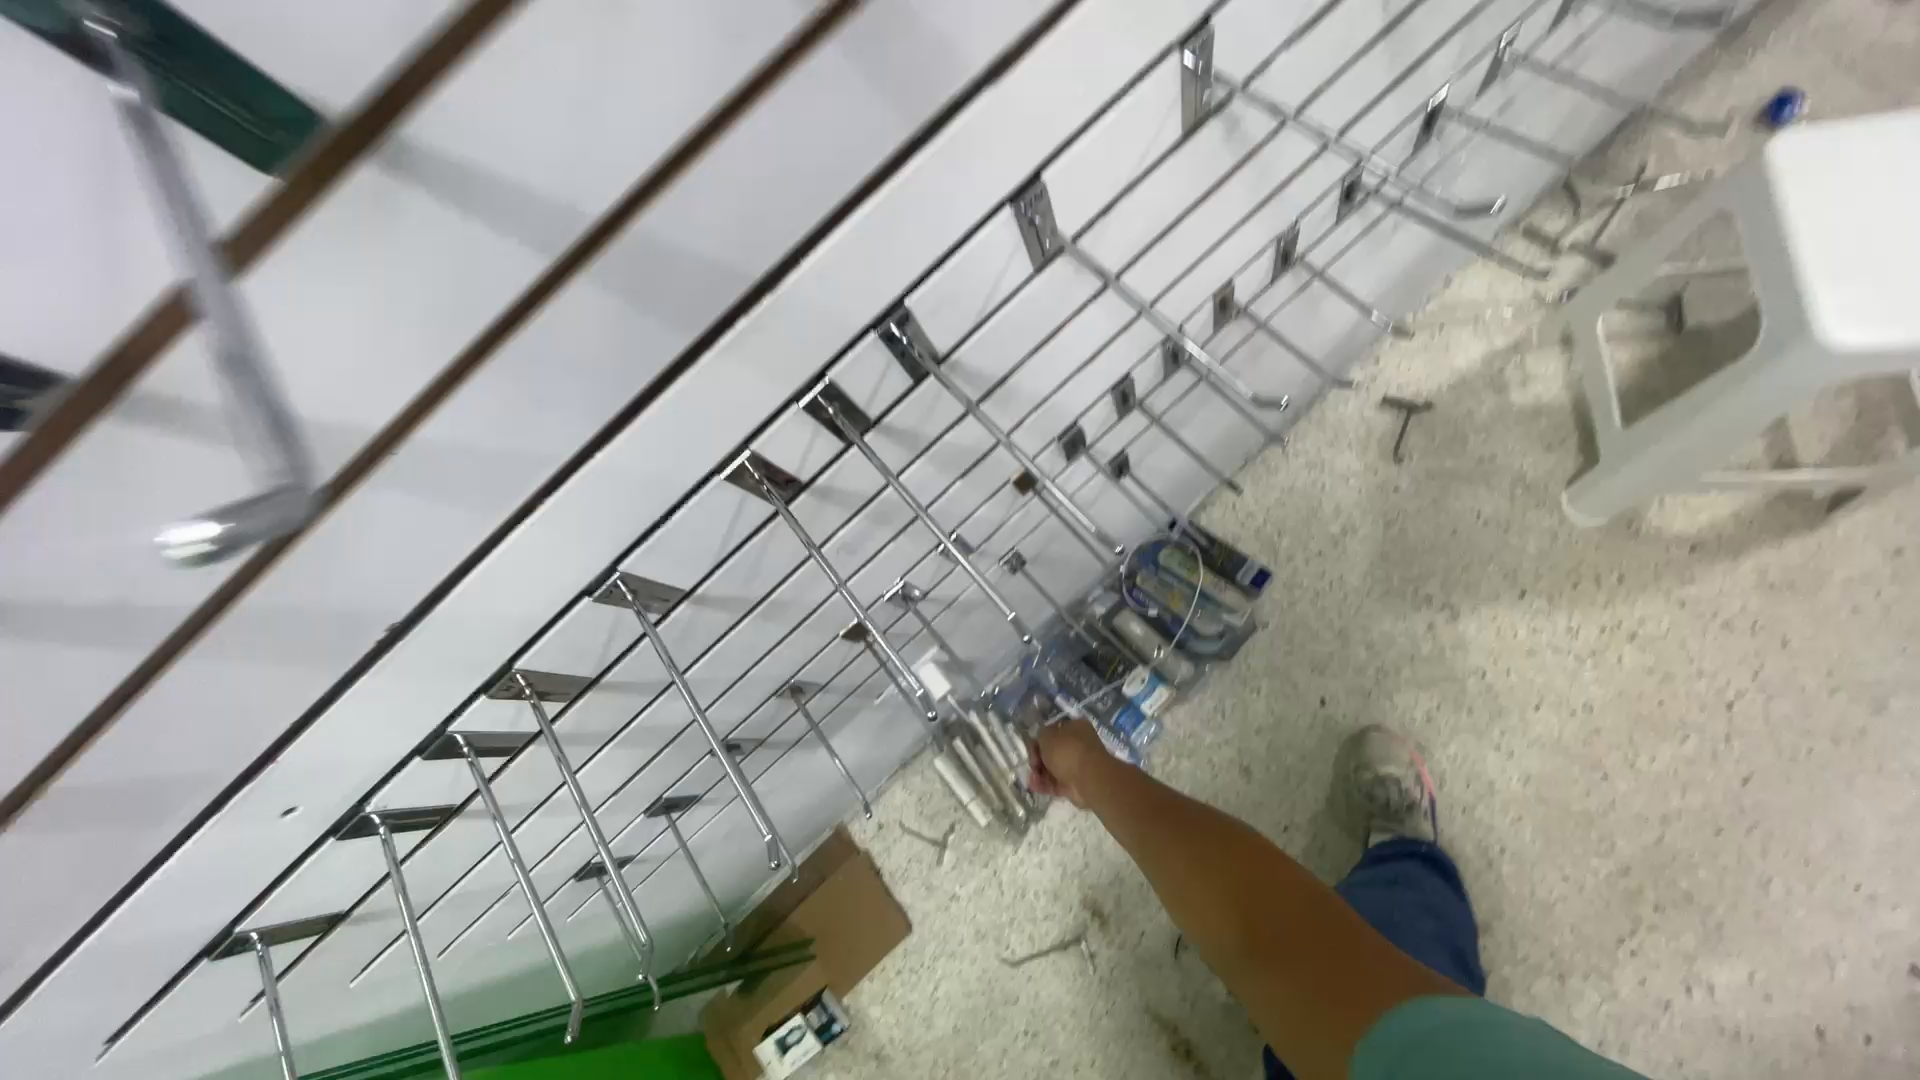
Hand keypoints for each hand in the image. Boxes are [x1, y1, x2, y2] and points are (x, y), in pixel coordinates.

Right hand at [1029, 716, 1110, 807]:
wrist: (1088, 778)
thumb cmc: (1067, 751)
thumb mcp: (1047, 736)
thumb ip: (1040, 736)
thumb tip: (1041, 741)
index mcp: (1075, 728)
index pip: (1053, 731)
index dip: (1040, 739)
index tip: (1032, 748)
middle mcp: (1078, 745)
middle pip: (1052, 751)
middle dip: (1038, 759)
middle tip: (1033, 765)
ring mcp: (1078, 766)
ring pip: (1053, 768)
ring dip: (1040, 774)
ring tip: (1032, 779)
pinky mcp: (1075, 784)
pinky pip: (1057, 783)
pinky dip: (1045, 785)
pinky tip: (1035, 786)